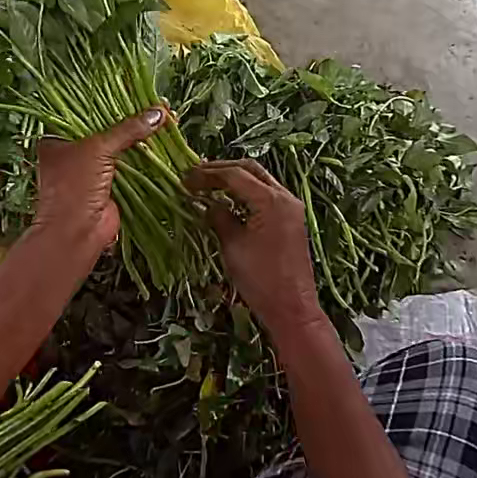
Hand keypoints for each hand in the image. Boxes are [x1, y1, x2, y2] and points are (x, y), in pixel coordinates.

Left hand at [32, 107, 167, 251]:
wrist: (76, 233)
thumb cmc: (74, 187)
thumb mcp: (97, 149)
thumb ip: (128, 129)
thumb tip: (158, 113)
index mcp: (60, 139)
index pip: (91, 112)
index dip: (117, 102)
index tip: (142, 94)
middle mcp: (76, 152)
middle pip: (111, 130)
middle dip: (136, 120)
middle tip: (162, 108)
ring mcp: (95, 170)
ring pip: (124, 148)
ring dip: (145, 138)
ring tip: (169, 122)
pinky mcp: (113, 185)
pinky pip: (134, 166)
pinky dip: (149, 158)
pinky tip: (166, 145)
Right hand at [185, 159, 327, 334]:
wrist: (292, 307)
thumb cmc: (260, 279)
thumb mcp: (233, 246)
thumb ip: (219, 218)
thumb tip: (207, 203)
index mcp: (271, 200)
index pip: (235, 175)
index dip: (207, 175)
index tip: (184, 179)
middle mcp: (285, 197)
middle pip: (250, 170)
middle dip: (221, 170)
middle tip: (195, 175)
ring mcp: (291, 208)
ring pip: (260, 181)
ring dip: (234, 180)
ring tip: (207, 185)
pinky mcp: (291, 220)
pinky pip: (266, 196)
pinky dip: (246, 194)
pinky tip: (227, 201)